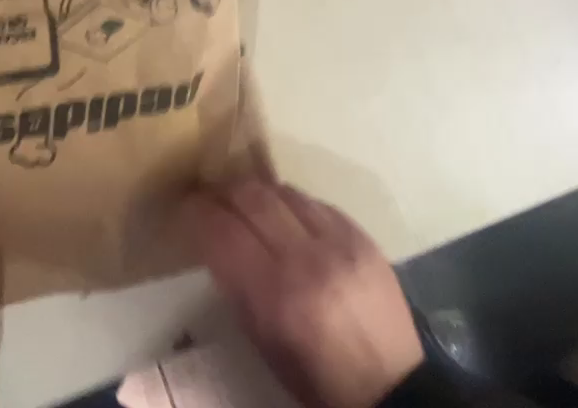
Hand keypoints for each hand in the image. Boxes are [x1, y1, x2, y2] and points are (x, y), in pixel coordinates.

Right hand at [184, 180, 423, 407]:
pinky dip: (293, 204)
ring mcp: (338, 243)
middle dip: (223, 191)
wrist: (390, 388)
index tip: (187, 207)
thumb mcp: (261, 339)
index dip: (196, 209)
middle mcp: (304, 259)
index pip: (220, 228)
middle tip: (212, 197)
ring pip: (283, 190)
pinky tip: (289, 218)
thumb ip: (234, 284)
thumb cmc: (314, 374)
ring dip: (259, 193)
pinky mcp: (362, 237)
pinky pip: (316, 201)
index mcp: (273, 293)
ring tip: (250, 204)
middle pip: (250, 196)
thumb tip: (213, 238)